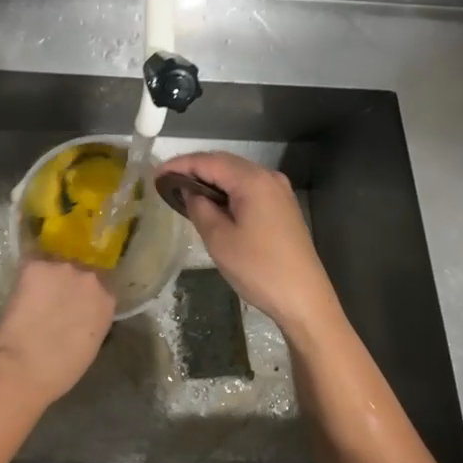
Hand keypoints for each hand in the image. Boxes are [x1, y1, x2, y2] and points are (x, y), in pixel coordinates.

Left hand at [0, 257, 115, 405]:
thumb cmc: (59, 370)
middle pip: (79, 269)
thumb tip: (80, 311)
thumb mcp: (90, 344)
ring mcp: (62, 267)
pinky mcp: (35, 265)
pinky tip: (20, 290)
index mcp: (106, 300)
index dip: (85, 292)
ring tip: (34, 294)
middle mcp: (89, 277)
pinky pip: (32, 262)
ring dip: (47, 275)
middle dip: (68, 281)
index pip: (101, 283)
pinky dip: (27, 274)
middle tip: (53, 297)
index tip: (75, 301)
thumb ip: (91, 318)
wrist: (23, 367)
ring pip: (54, 263)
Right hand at [159, 152, 340, 334]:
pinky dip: (227, 191)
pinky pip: (249, 188)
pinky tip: (214, 204)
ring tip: (184, 192)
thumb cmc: (259, 269)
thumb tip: (190, 191)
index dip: (180, 165)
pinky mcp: (283, 207)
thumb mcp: (219, 240)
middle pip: (224, 163)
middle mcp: (268, 177)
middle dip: (194, 169)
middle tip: (166, 183)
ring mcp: (279, 192)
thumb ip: (199, 208)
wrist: (306, 301)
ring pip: (237, 175)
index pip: (208, 161)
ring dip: (211, 180)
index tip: (156, 175)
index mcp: (252, 180)